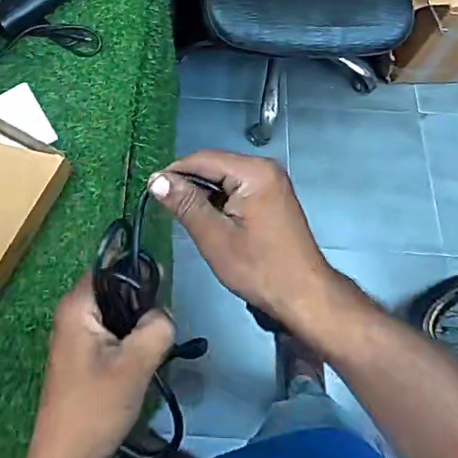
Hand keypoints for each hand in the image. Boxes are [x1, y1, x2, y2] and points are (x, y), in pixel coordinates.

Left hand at [16, 273, 174, 457]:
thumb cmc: (96, 407)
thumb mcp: (135, 365)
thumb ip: (156, 328)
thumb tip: (164, 312)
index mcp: (76, 304)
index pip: (110, 268)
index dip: (138, 275)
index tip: (165, 290)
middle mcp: (71, 312)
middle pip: (113, 291)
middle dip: (140, 304)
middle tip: (163, 326)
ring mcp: (74, 335)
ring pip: (114, 314)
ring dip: (136, 326)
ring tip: (155, 346)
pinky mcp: (81, 356)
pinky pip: (109, 334)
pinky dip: (127, 342)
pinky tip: (141, 362)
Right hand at [149, 149, 363, 335]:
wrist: (306, 298)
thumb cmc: (260, 269)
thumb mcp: (215, 237)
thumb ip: (185, 203)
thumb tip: (156, 179)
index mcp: (253, 171)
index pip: (202, 159)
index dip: (173, 172)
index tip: (150, 190)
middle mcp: (264, 167)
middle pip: (213, 165)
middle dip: (188, 183)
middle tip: (165, 206)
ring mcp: (271, 180)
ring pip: (222, 176)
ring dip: (202, 193)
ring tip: (184, 215)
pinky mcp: (272, 194)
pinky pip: (235, 187)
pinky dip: (218, 199)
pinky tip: (209, 219)